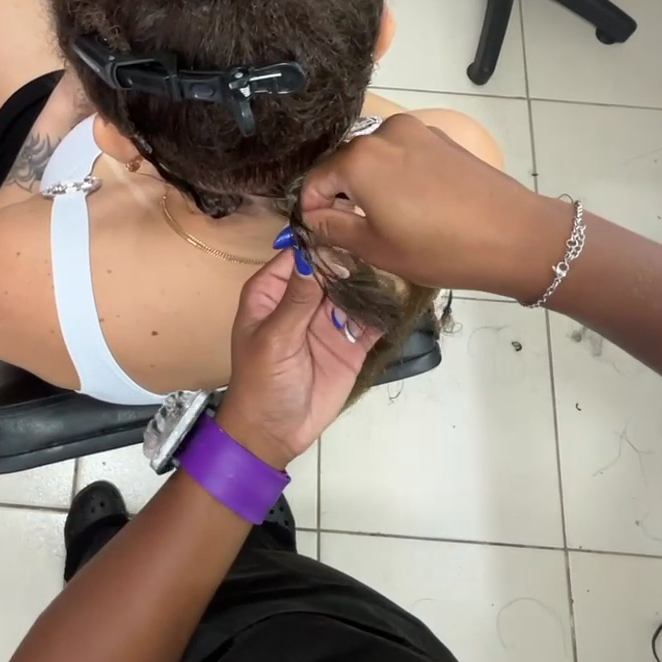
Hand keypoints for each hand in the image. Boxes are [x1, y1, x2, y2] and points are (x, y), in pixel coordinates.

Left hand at [214, 251, 383, 469]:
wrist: (274, 433)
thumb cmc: (261, 382)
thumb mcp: (275, 339)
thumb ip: (297, 299)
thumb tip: (314, 256)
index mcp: (272, 291)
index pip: (299, 254)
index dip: (323, 242)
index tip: (352, 228)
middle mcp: (302, 298)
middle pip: (331, 268)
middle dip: (354, 259)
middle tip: (385, 246)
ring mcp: (328, 320)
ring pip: (353, 290)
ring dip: (373, 281)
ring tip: (398, 267)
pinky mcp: (350, 342)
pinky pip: (370, 320)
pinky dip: (384, 309)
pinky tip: (401, 297)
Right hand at [298, 113, 572, 299]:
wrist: (517, 236)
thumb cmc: (439, 249)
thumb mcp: (375, 248)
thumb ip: (333, 227)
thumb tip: (312, 216)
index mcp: (359, 158)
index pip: (315, 180)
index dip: (310, 208)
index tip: (318, 231)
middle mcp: (383, 133)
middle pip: (344, 163)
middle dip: (340, 193)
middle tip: (350, 228)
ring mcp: (416, 130)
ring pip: (374, 157)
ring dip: (369, 183)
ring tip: (384, 218)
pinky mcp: (440, 137)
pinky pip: (402, 153)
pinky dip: (396, 174)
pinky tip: (413, 204)